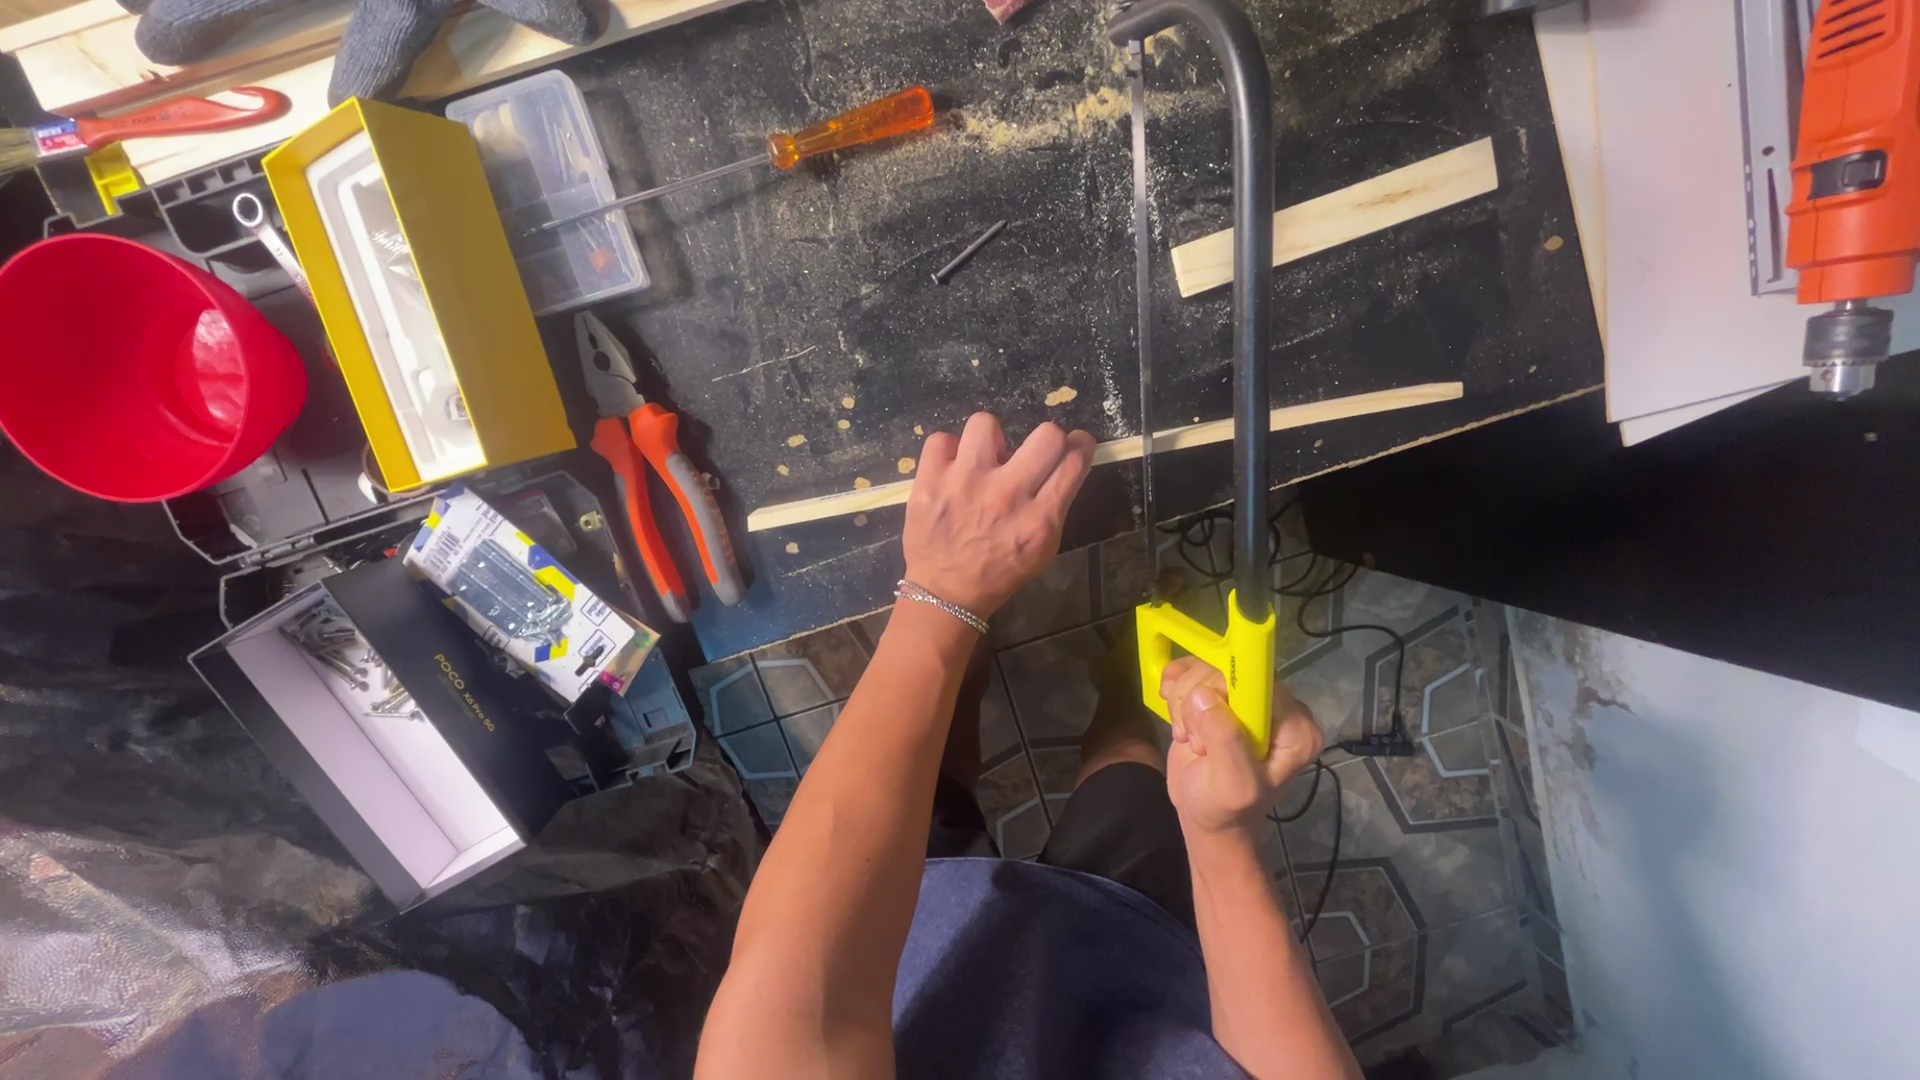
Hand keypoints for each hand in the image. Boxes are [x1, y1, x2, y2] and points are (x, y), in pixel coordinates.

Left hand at [903, 413, 1096, 617]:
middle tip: (1033, 454)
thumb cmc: (999, 573)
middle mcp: (1005, 494)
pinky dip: (948, 452)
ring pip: (987, 423)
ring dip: (989, 441)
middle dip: (1047, 439)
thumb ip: (1055, 506)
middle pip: (1046, 435)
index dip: (1080, 445)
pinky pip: (942, 438)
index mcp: (1039, 517)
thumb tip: (1063, 465)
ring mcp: (964, 483)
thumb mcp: (1043, 549)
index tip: (1075, 445)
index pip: (1074, 460)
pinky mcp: (930, 480)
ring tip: (983, 462)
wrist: (945, 594)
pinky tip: (953, 470)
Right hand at [1162, 657, 1321, 837]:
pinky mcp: (1220, 694)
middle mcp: (1277, 706)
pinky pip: (1192, 668)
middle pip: (1225, 670)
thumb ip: (1225, 740)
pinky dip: (1175, 686)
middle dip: (1196, 701)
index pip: (1256, 681)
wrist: (1206, 816)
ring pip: (1203, 668)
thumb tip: (1203, 695)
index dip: (1222, 691)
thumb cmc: (1224, 809)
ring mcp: (1246, 698)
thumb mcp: (1232, 784)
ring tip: (1189, 735)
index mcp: (1295, 726)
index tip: (1201, 724)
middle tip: (1195, 739)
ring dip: (1183, 701)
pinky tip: (1174, 714)